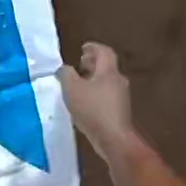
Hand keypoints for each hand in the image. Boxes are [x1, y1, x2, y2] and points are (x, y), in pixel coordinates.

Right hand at [58, 41, 137, 162]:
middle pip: (106, 66)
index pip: (104, 52)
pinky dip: (95, 92)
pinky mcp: (119, 111)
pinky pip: (106, 95)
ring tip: (78, 83)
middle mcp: (118, 81)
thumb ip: (66, 74)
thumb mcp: (72, 89)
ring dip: (93, 79)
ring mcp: (120, 97)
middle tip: (79, 64)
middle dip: (92, 63)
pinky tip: (84, 101)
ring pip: (106, 81)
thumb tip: (64, 69)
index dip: (93, 47)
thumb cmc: (92, 109)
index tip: (82, 48)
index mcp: (108, 72)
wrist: (113, 138)